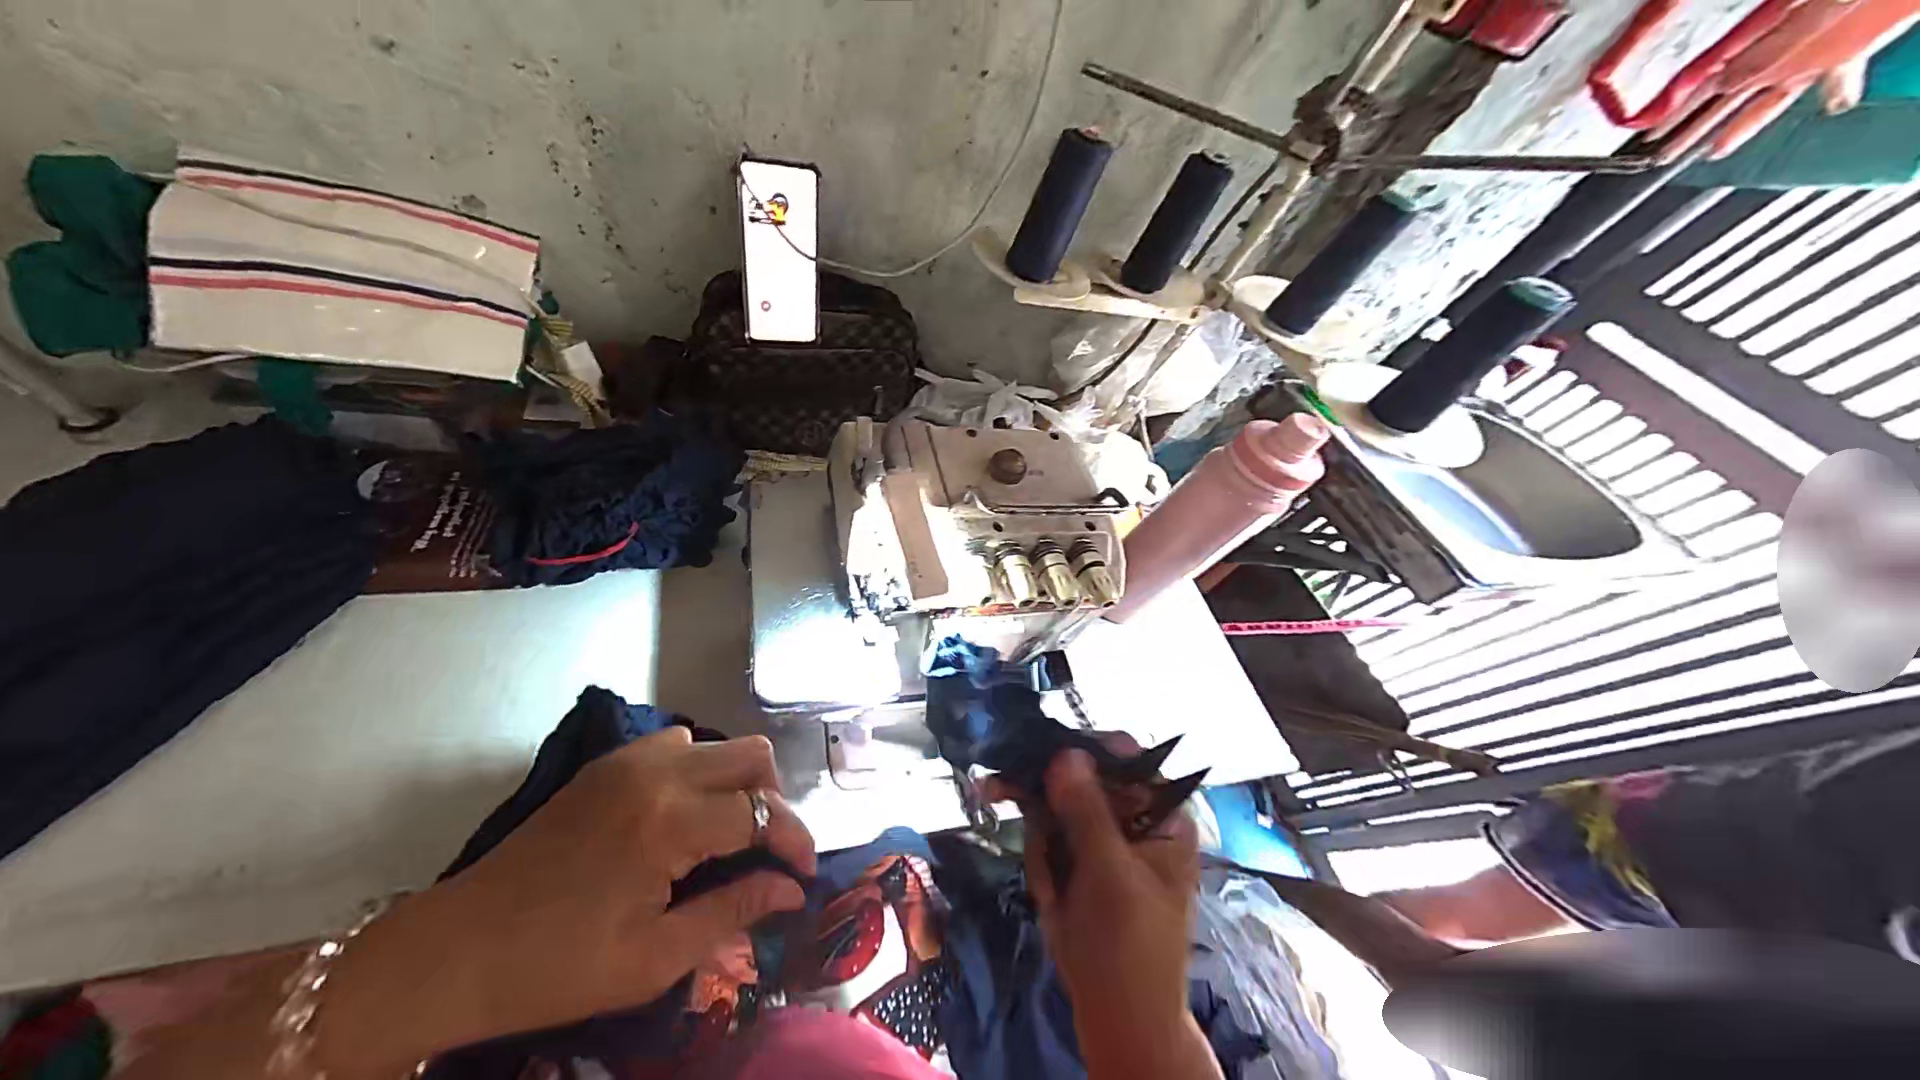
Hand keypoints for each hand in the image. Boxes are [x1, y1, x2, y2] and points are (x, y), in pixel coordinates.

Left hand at [320, 729, 816, 1074]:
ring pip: (717, 744)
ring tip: (730, 831)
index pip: (760, 814)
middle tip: (768, 849)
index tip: (804, 875)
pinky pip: (676, 744)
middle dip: (773, 801)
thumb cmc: (556, 968)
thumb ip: (733, 911)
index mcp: (668, 823)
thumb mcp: (654, 958)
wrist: (453, 952)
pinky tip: (685, 813)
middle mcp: (656, 775)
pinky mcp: (606, 765)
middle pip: (751, 756)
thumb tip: (790, 890)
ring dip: (737, 782)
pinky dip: (699, 770)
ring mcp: (628, 762)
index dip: (794, 842)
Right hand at [986, 747, 1218, 1079]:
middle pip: (1082, 778)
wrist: (1118, 1020)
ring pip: (1056, 806)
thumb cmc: (1131, 945)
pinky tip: (1052, 897)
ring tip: (1052, 888)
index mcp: (1161, 816)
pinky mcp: (1077, 861)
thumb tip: (1065, 754)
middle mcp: (1131, 819)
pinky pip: (1048, 839)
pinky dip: (1040, 861)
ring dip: (1041, 838)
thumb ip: (1087, 811)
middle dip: (1046, 795)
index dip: (1086, 747)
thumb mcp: (1111, 873)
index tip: (1042, 745)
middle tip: (998, 787)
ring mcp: (1102, 840)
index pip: (1126, 758)